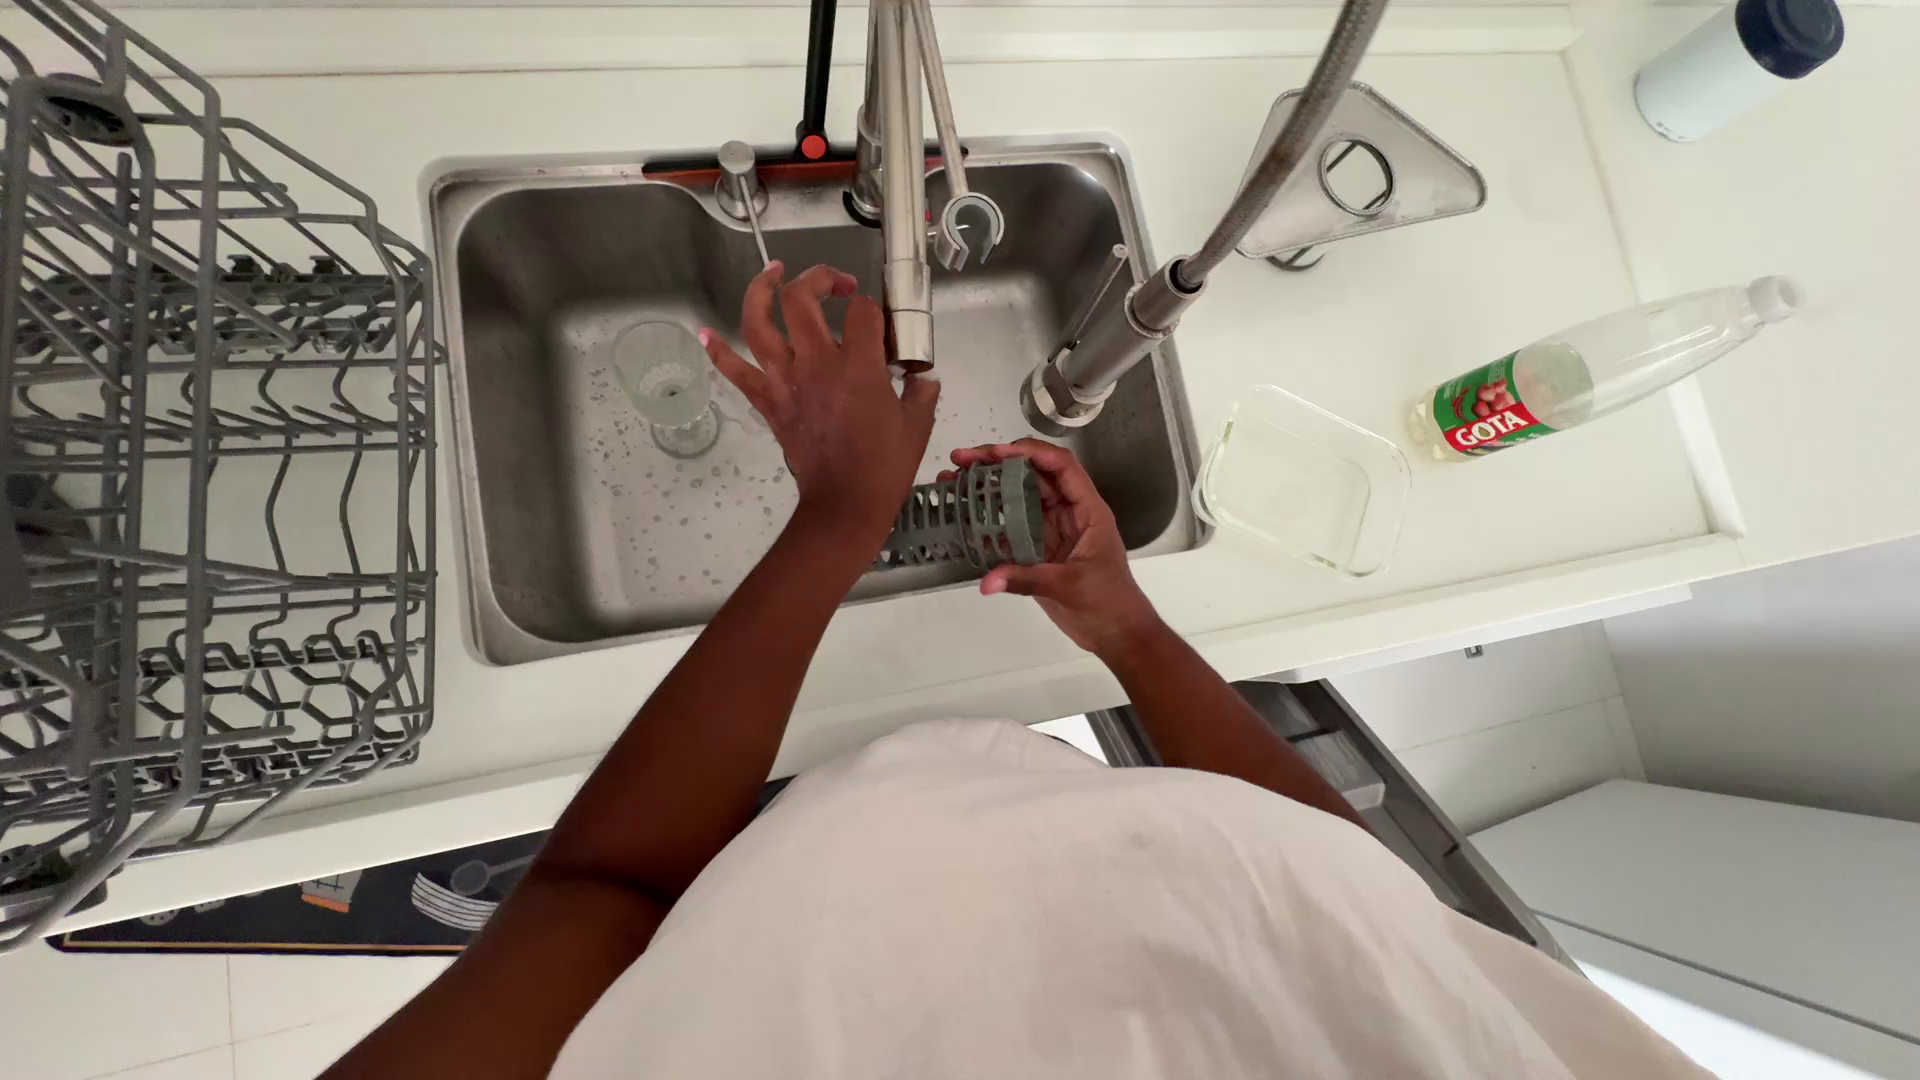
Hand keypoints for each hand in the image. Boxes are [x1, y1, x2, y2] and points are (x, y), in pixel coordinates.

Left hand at [701, 261, 939, 547]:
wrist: (846, 504)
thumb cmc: (884, 466)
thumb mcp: (917, 425)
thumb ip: (921, 391)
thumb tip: (922, 377)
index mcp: (859, 365)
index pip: (864, 312)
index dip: (875, 309)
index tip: (882, 324)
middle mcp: (816, 362)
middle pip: (802, 298)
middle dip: (820, 278)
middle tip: (837, 286)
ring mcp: (785, 380)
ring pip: (758, 321)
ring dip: (760, 290)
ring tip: (772, 274)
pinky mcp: (768, 402)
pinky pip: (735, 371)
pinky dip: (717, 350)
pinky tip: (706, 333)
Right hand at [947, 438, 1166, 658]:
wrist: (1116, 634)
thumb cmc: (1108, 602)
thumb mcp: (1070, 586)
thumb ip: (1026, 580)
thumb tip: (987, 581)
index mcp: (1086, 510)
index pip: (1061, 467)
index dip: (1029, 453)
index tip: (994, 452)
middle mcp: (1068, 513)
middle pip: (1032, 476)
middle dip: (997, 463)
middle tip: (960, 460)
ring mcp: (1051, 531)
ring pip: (1018, 498)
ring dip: (988, 488)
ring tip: (953, 481)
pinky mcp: (1038, 551)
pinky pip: (1011, 529)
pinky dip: (988, 521)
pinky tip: (962, 516)